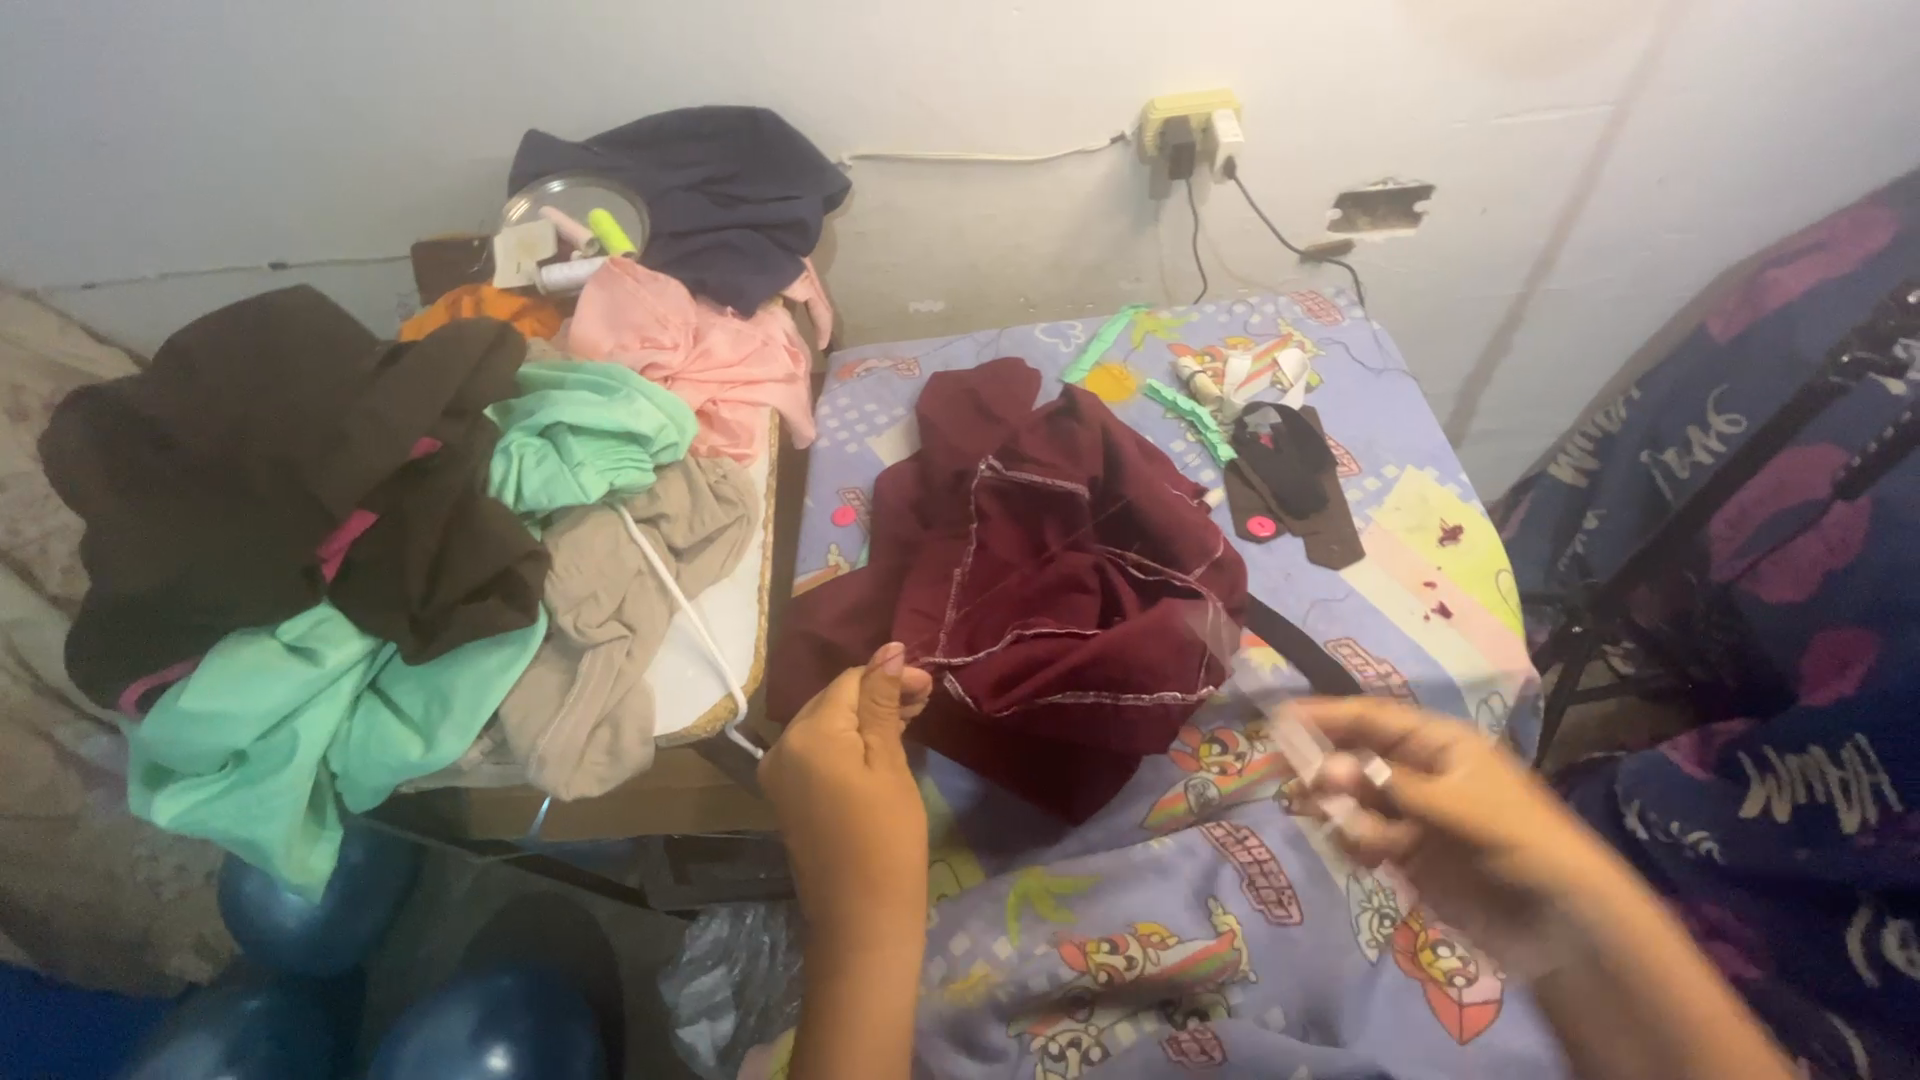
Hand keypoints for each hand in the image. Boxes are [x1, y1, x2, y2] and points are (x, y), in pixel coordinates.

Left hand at [759, 642, 934, 948]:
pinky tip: (880, 741)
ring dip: (864, 716)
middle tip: (923, 700)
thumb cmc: (886, 838)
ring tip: (909, 718)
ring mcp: (779, 771)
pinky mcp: (785, 792)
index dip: (890, 676)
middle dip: (877, 693)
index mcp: (808, 733)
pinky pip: (817, 748)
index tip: (928, 687)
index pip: (850, 681)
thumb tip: (889, 649)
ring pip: (826, 722)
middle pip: (834, 699)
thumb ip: (882, 702)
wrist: (860, 920)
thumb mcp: (888, 763)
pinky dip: (847, 741)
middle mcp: (782, 745)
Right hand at [1296, 696, 1635, 971]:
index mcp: (1440, 744)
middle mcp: (1421, 770)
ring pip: (1354, 796)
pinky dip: (1355, 840)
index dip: (1326, 715)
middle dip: (1320, 762)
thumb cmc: (1520, 843)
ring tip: (1322, 818)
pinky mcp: (1408, 849)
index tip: (1281, 718)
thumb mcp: (1457, 806)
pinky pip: (1364, 833)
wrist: (1568, 924)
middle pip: (1354, 753)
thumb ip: (1386, 786)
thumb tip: (1321, 771)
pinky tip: (1364, 854)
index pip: (1372, 718)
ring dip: (1336, 806)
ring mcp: (1413, 810)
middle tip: (1281, 771)